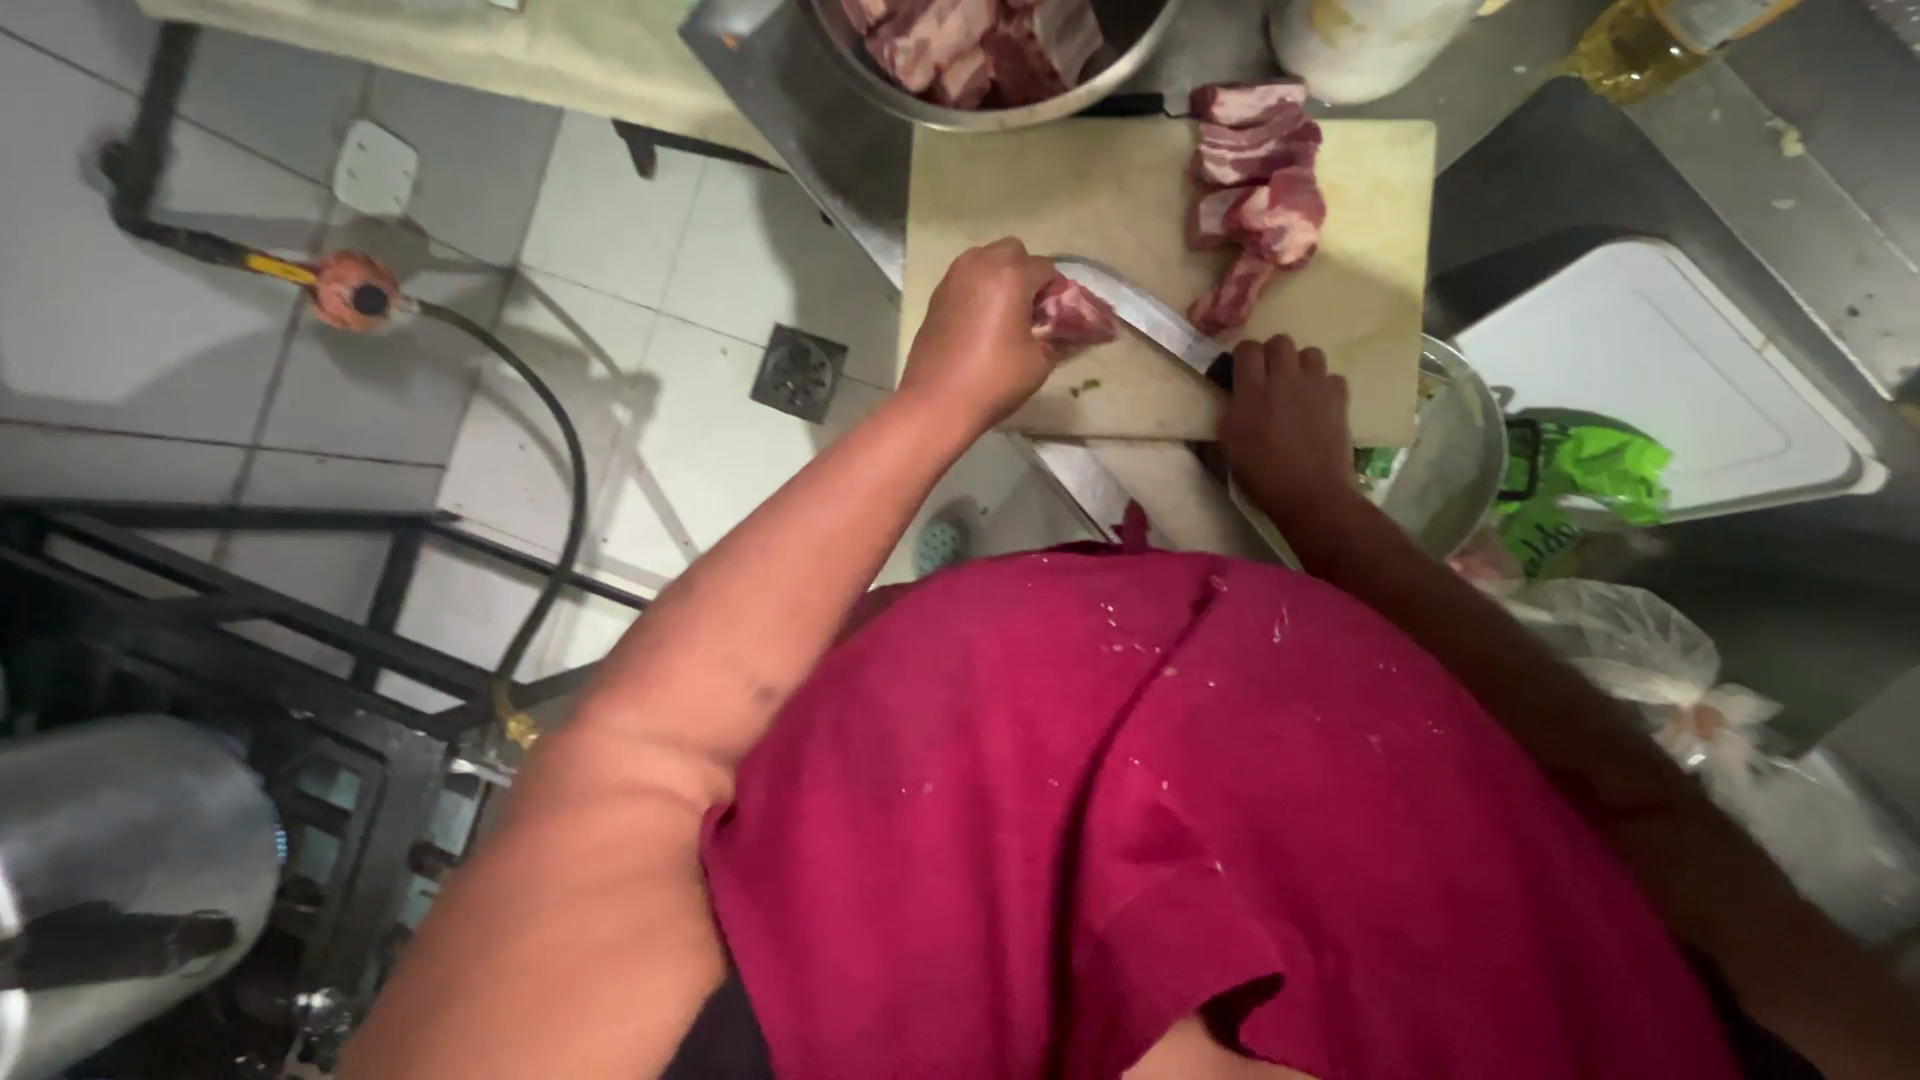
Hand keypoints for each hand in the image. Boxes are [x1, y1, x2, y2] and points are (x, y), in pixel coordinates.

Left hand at [900, 238, 1059, 432]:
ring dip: (1000, 275)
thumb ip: (1056, 338)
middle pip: (1013, 251)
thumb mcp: (1039, 362)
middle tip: (1031, 307)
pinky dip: (978, 288)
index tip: (1057, 315)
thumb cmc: (994, 380)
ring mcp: (953, 278)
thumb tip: (1062, 332)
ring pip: (984, 259)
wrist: (937, 402)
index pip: (1046, 269)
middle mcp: (979, 265)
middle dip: (1027, 272)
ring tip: (1005, 311)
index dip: (1057, 291)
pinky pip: (964, 278)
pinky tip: (981, 320)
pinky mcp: (936, 296)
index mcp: (1010, 275)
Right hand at [1218, 335, 1356, 523]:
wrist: (1310, 493)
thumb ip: (1232, 411)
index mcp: (1252, 391)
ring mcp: (1316, 386)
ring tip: (1296, 387)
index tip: (1241, 370)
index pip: (1247, 349)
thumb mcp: (1230, 444)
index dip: (1243, 356)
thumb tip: (1237, 397)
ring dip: (1300, 365)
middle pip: (1281, 341)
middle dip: (1272, 354)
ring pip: (1310, 353)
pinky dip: (1324, 386)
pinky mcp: (1340, 399)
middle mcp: (1284, 379)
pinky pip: (1332, 377)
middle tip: (1269, 376)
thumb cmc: (1261, 474)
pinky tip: (1318, 404)